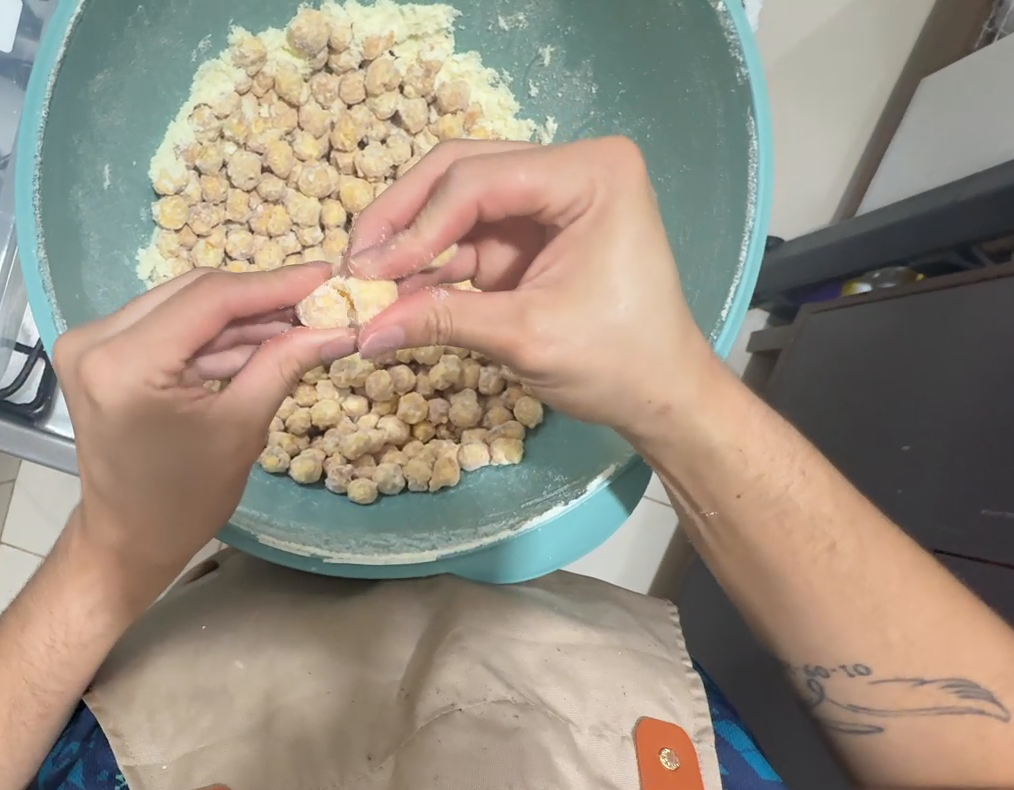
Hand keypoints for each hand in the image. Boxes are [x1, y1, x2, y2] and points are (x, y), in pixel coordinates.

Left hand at [56, 265, 355, 602]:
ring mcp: (90, 344)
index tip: (327, 276)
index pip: (210, 299)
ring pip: (181, 307)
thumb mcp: (241, 429)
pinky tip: (257, 340)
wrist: (129, 538)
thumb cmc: (185, 500)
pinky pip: (165, 328)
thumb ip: (283, 364)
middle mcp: (95, 340)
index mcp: (125, 364)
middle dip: (259, 300)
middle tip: (316, 303)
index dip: (275, 285)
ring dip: (238, 318)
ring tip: (296, 324)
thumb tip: (336, 326)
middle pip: (193, 294)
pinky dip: (210, 337)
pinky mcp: (98, 354)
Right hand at [345, 138, 724, 440]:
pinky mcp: (525, 240)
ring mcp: (542, 204)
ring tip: (365, 284)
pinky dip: (428, 269)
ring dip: (408, 244)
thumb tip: (365, 332)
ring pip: (452, 204)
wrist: (658, 393)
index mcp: (587, 174)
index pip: (477, 180)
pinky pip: (462, 242)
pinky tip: (395, 295)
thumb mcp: (525, 338)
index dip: (415, 227)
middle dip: (401, 220)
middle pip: (458, 173)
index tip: (368, 275)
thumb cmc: (615, 360)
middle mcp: (564, 173)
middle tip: (356, 264)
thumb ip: (443, 322)